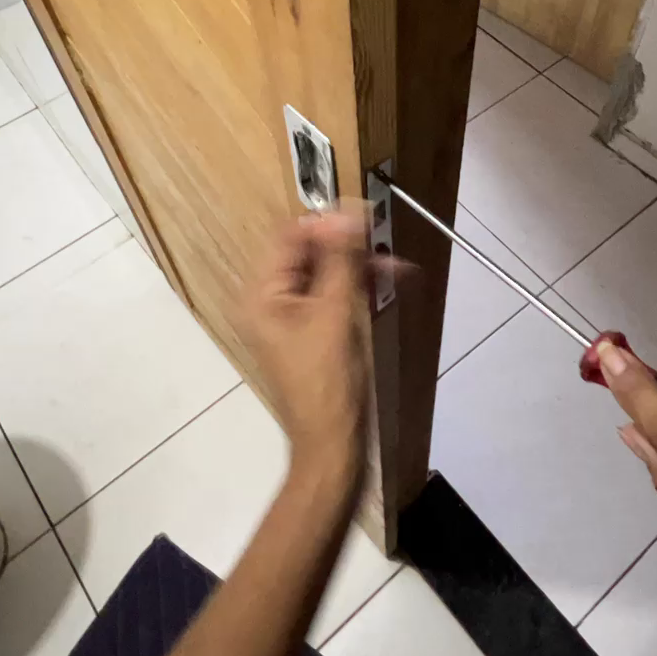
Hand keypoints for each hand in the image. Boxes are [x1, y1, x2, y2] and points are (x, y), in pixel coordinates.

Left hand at [238, 211, 375, 473]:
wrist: (333, 443)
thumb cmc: (329, 380)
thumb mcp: (336, 312)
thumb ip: (341, 259)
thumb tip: (348, 212)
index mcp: (261, 294)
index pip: (287, 236)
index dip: (324, 221)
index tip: (364, 214)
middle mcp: (269, 300)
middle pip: (307, 252)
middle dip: (346, 243)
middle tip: (384, 236)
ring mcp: (290, 316)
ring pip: (325, 271)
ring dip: (358, 264)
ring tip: (396, 263)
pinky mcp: (311, 329)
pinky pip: (332, 293)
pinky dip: (357, 285)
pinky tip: (390, 280)